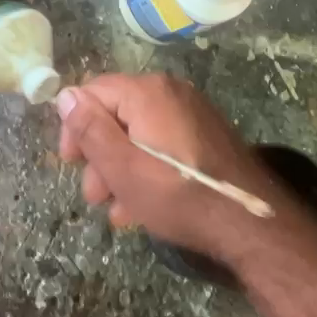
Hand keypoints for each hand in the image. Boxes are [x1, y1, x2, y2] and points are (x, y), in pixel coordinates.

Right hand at [56, 74, 294, 266]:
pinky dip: (146, 167)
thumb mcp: (123, 168)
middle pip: (115, 113)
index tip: (70, 163)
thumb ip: (90, 129)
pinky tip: (142, 204)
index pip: (92, 92)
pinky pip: (162, 142)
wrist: (252, 224)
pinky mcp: (205, 134)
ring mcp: (192, 112)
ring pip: (138, 133)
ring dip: (120, 167)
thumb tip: (65, 96)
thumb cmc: (179, 197)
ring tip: (118, 209)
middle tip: (94, 195)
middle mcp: (170, 92)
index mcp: (148, 92)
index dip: (74, 127)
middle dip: (99, 154)